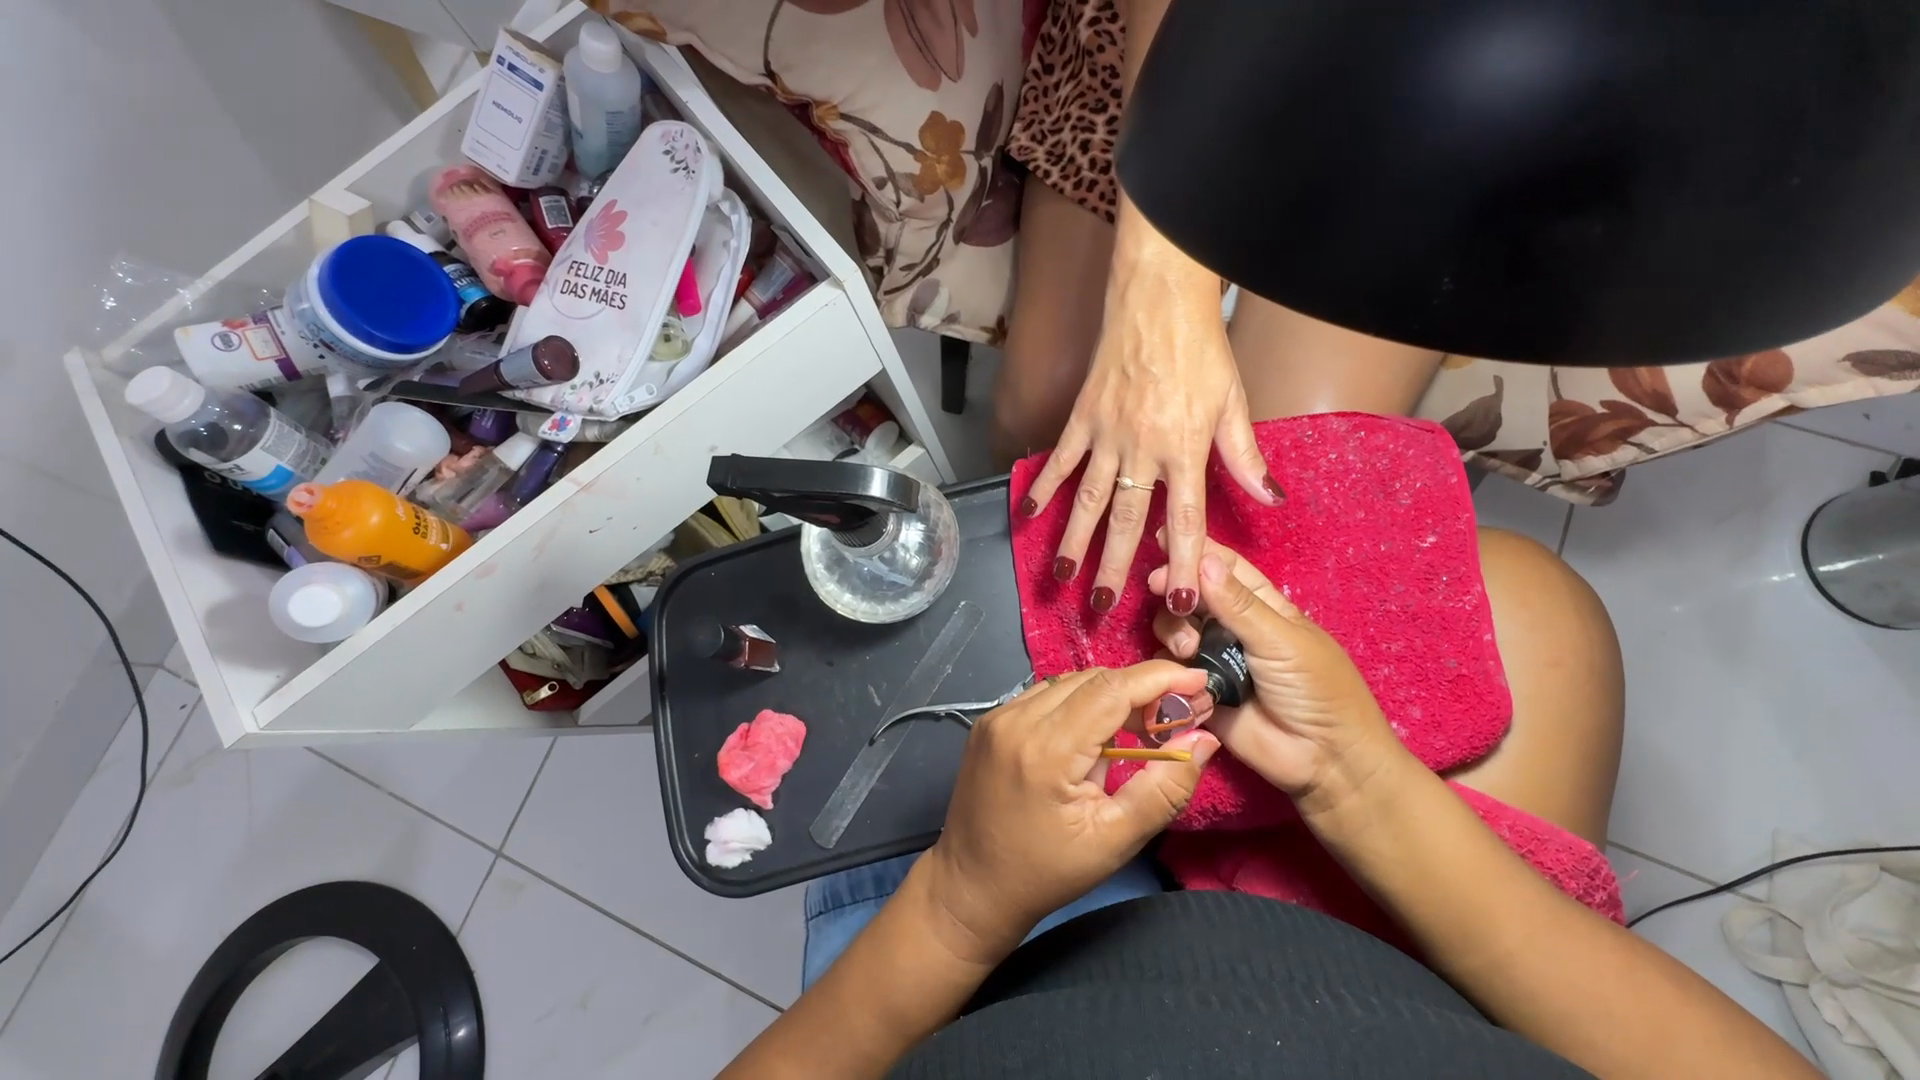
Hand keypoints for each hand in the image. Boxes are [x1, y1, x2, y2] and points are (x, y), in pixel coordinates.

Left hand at [924, 662, 1219, 960]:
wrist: (970, 887)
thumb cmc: (1045, 872)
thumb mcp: (1114, 841)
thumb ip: (1164, 788)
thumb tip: (1204, 739)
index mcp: (1046, 751)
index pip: (1112, 690)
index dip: (1160, 679)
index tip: (1199, 680)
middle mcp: (1016, 720)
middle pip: (1092, 679)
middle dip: (1140, 688)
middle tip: (1178, 712)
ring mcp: (997, 717)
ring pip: (1068, 682)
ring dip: (1109, 694)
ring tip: (1142, 724)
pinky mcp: (989, 722)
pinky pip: (1045, 695)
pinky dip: (1078, 703)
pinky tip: (1096, 733)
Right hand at [1022, 212, 1277, 618]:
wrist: (1158, 298)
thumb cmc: (1201, 348)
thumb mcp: (1233, 401)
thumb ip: (1245, 456)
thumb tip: (1271, 498)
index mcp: (1186, 449)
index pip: (1187, 519)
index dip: (1185, 564)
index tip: (1181, 602)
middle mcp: (1143, 449)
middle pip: (1129, 520)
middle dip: (1116, 567)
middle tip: (1102, 606)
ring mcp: (1107, 435)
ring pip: (1090, 498)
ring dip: (1075, 539)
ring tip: (1063, 575)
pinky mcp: (1083, 416)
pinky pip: (1062, 458)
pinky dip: (1045, 485)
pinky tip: (1032, 512)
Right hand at [1147, 535, 1398, 816]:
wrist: (1324, 760)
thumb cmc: (1318, 690)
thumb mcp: (1281, 640)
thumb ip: (1238, 605)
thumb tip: (1204, 560)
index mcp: (1262, 606)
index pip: (1224, 568)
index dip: (1195, 554)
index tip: (1163, 542)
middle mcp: (1232, 629)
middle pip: (1189, 596)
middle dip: (1175, 594)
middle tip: (1165, 595)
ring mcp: (1213, 661)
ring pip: (1172, 631)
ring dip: (1173, 633)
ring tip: (1188, 650)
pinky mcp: (1198, 693)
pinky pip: (1168, 673)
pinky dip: (1169, 671)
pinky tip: (1186, 681)